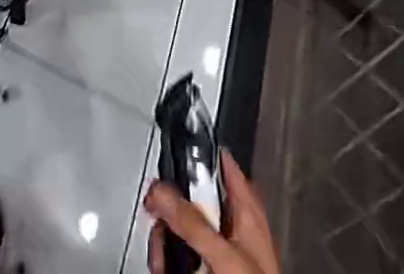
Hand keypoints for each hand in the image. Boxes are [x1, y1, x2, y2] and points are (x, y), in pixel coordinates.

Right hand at [145, 150, 278, 273]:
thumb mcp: (223, 254)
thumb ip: (191, 220)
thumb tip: (160, 189)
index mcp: (246, 213)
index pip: (224, 165)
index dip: (201, 150)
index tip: (176, 142)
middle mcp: (233, 226)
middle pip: (193, 194)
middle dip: (170, 204)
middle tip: (157, 211)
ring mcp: (220, 248)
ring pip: (181, 222)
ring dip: (164, 234)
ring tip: (163, 253)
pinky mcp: (207, 267)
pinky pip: (179, 248)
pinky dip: (167, 253)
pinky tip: (165, 265)